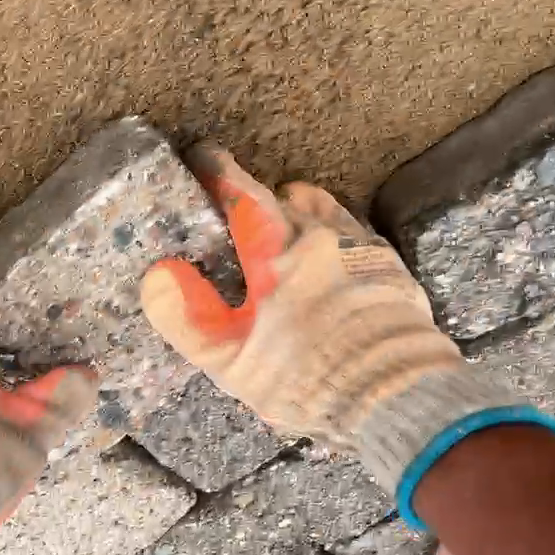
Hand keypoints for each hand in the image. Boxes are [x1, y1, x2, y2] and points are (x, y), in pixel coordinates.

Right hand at [140, 145, 515, 490]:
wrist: (396, 398)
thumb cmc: (306, 379)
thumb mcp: (231, 362)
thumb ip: (187, 316)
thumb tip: (158, 273)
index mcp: (277, 253)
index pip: (242, 195)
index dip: (219, 173)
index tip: (204, 156)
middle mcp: (322, 236)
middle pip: (283, 200)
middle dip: (259, 205)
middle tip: (241, 225)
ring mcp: (361, 248)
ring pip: (322, 211)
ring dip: (299, 217)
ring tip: (284, 241)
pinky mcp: (390, 268)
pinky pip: (352, 235)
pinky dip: (331, 240)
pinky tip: (326, 270)